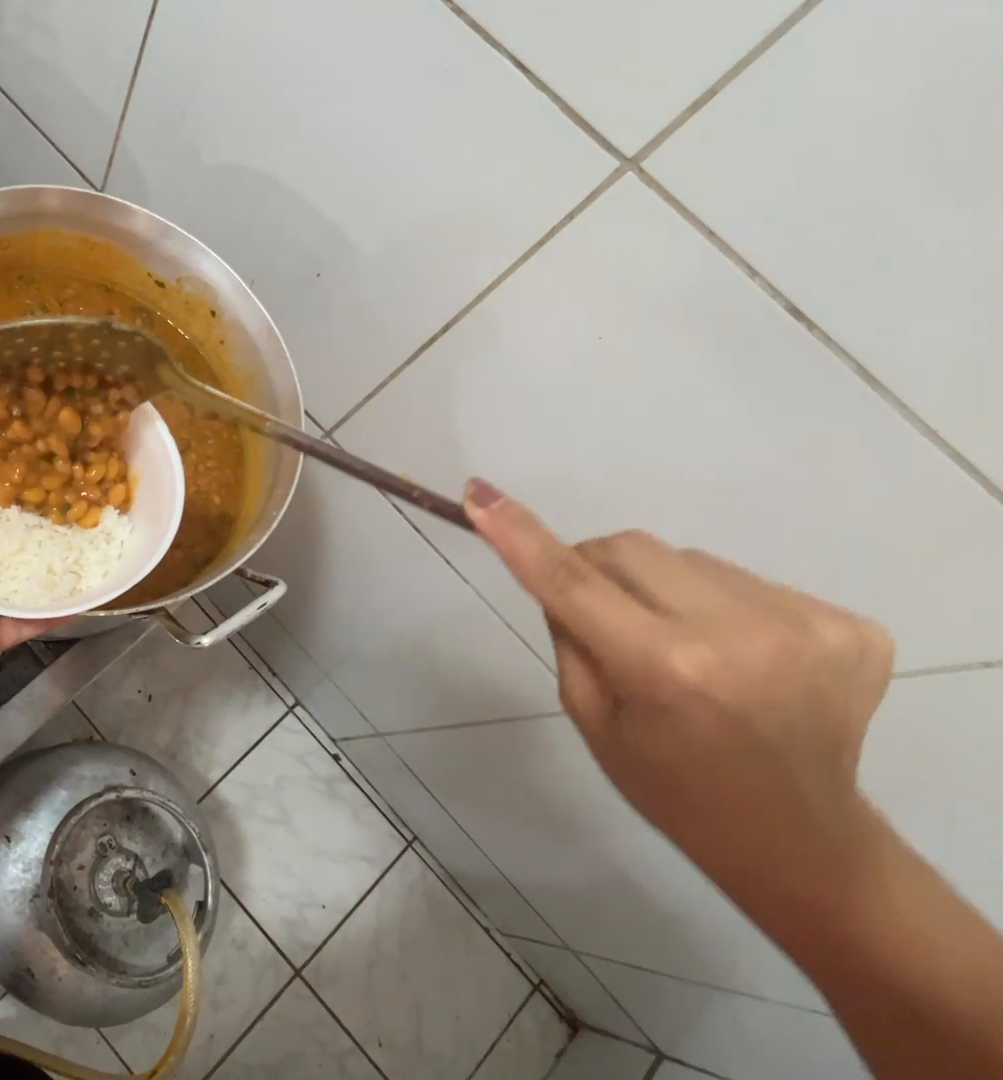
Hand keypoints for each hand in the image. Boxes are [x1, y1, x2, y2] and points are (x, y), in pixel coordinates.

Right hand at [462, 478, 894, 874]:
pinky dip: (720, 606)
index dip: (520, 534)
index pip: (571, 582)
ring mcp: (807, 625)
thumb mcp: (589, 718)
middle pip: (629, 549)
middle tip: (600, 615)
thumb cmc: (667, 786)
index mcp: (665, 670)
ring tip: (685, 648)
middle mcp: (740, 634)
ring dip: (663, 589)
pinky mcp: (851, 625)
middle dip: (596, 568)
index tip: (480, 493)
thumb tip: (557, 571)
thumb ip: (570, 637)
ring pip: (689, 560)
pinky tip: (740, 657)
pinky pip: (746, 581)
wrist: (795, 836)